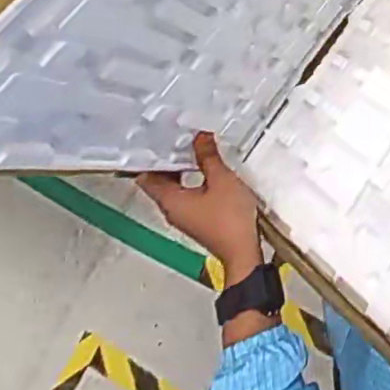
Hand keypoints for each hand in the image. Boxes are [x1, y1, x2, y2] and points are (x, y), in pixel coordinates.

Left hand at [137, 132, 262, 276]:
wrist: (243, 251)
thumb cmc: (229, 219)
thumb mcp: (221, 180)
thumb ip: (208, 156)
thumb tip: (200, 138)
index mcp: (170, 200)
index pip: (146, 176)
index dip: (149, 157)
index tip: (158, 140)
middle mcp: (171, 210)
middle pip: (158, 183)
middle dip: (166, 161)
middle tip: (177, 141)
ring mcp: (183, 217)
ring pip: (172, 190)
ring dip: (179, 171)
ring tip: (192, 152)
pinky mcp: (196, 221)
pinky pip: (185, 198)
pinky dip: (189, 182)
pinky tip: (205, 172)